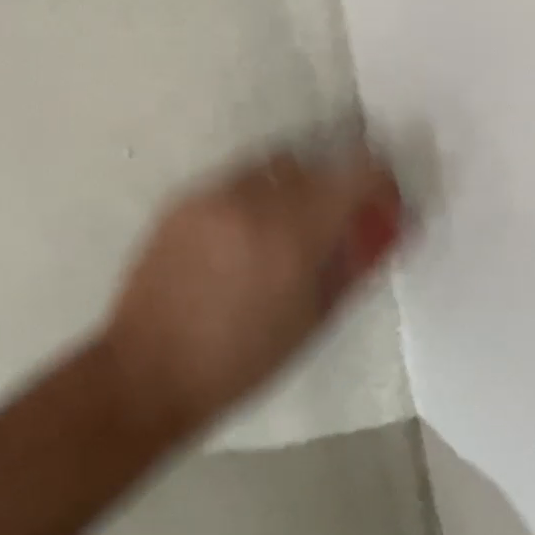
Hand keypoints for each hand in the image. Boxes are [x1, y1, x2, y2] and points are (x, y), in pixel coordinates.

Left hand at [104, 142, 405, 431]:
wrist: (148, 371)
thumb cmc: (239, 363)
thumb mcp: (311, 322)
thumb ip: (353, 267)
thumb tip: (386, 230)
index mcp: (291, 234)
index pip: (356, 173)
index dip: (380, 181)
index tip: (384, 201)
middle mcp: (251, 200)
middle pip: (314, 163)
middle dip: (334, 185)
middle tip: (337, 221)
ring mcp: (210, 196)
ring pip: (272, 167)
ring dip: (293, 187)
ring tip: (289, 231)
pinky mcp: (180, 202)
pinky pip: (234, 181)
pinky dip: (255, 197)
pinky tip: (248, 238)